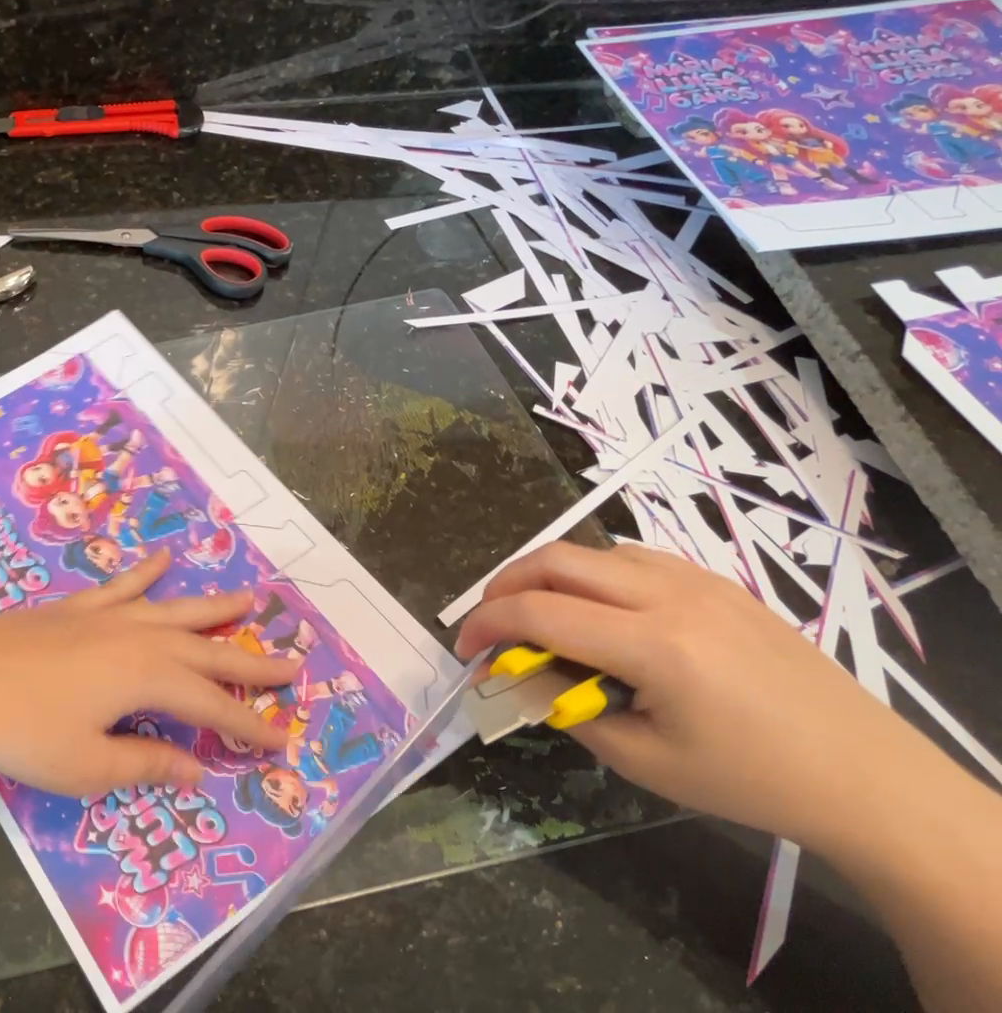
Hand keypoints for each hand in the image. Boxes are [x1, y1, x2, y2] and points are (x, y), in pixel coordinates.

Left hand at [0, 551, 294, 796]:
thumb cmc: (19, 733)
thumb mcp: (88, 765)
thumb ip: (148, 762)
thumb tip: (197, 769)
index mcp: (145, 676)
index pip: (212, 705)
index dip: (249, 725)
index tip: (283, 739)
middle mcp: (134, 637)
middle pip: (204, 649)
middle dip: (249, 661)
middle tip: (291, 664)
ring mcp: (101, 616)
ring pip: (172, 608)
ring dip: (213, 607)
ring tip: (251, 598)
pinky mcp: (70, 609)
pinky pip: (120, 587)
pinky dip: (145, 574)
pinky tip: (162, 559)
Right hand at [454, 542, 925, 850]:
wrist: (865, 775)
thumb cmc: (749, 780)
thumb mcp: (641, 760)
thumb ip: (568, 707)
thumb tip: (521, 676)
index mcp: (654, 647)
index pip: (538, 612)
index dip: (486, 625)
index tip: (465, 652)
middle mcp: (673, 597)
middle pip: (556, 560)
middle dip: (503, 586)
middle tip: (489, 624)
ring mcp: (701, 583)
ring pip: (593, 551)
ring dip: (547, 575)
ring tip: (535, 615)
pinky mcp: (720, 585)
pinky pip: (635, 559)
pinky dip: (592, 574)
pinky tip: (595, 610)